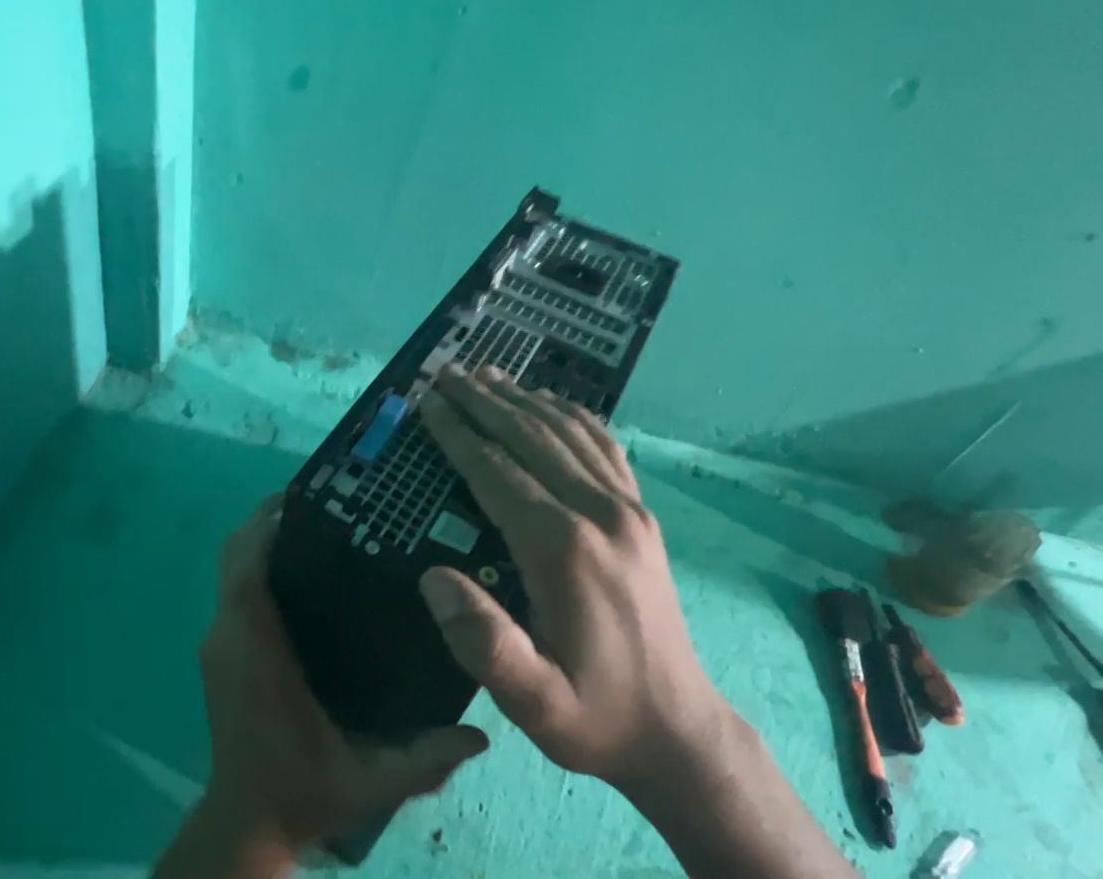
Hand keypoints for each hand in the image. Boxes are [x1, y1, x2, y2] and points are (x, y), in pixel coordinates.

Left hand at [182, 496, 489, 861]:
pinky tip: (310, 570)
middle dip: (271, 519)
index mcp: (254, 652)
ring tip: (324, 525)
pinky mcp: (223, 651)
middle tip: (329, 503)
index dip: (269, 523)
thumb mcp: (369, 781)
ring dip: (266, 539)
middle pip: (237, 554)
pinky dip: (262, 565)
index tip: (311, 496)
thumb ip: (423, 759)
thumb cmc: (301, 793)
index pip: (246, 567)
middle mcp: (228, 637)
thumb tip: (480, 733)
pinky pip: (238, 589)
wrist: (247, 825)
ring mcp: (220, 642)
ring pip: (234, 568)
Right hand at [415, 367, 725, 786]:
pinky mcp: (641, 517)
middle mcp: (600, 514)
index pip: (497, 470)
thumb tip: (432, 577)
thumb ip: (483, 644)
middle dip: (483, 401)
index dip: (457, 433)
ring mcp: (628, 511)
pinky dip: (571, 416)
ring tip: (486, 374)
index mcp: (564, 549)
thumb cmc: (593, 715)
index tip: (425, 400)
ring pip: (568, 433)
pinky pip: (604, 447)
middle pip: (531, 437)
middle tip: (445, 372)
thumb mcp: (532, 702)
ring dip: (522, 399)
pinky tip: (550, 403)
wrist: (677, 730)